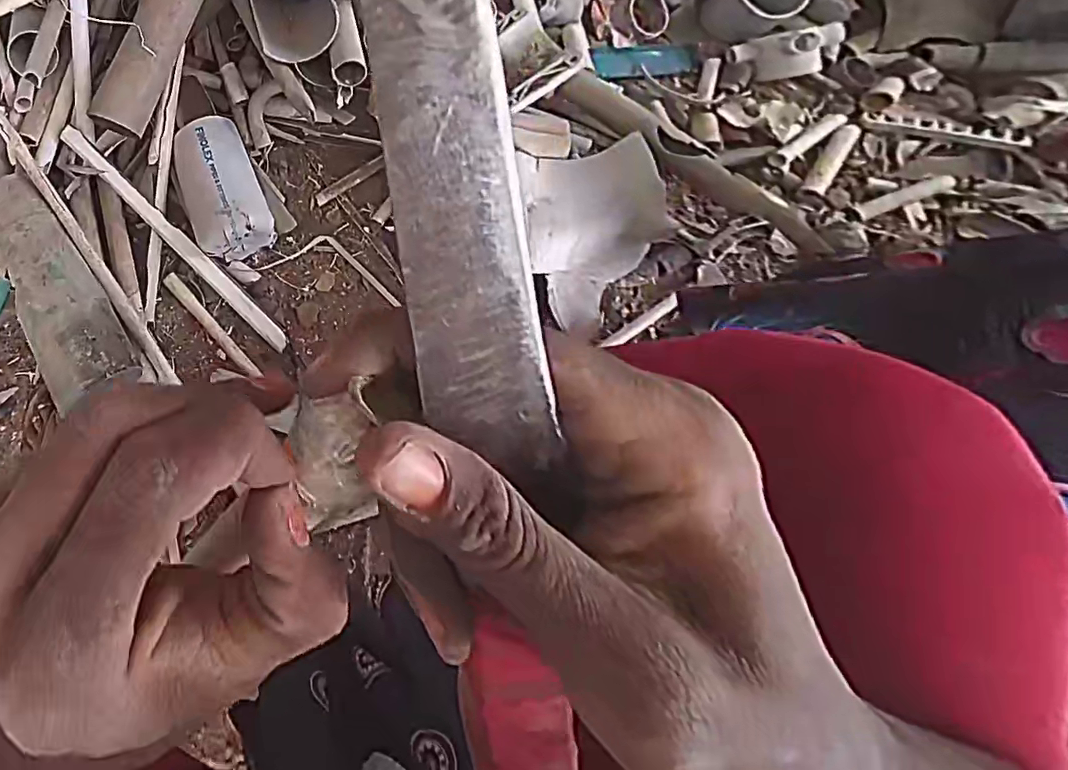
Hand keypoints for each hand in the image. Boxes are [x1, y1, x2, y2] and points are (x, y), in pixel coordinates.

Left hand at [0, 379, 347, 758]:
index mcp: (60, 650)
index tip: (277, 458)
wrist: (64, 689)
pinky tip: (173, 446)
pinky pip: (75, 425)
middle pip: (112, 428)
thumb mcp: (241, 661)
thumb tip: (284, 494)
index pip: (145, 486)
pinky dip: (141, 418)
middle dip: (205, 410)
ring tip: (223, 431)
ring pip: (92, 414)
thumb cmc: (146, 686)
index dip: (225, 441)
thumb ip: (292, 592)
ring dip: (174, 406)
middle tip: (259, 431)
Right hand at [305, 311, 1009, 769]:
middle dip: (411, 471)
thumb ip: (496, 538)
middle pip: (455, 388)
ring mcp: (587, 442)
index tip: (328, 396)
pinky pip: (463, 471)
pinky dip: (440, 530)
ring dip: (424, 519)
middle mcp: (617, 410)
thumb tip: (380, 446)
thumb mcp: (611, 644)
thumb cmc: (739, 731)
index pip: (496, 336)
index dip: (399, 348)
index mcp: (655, 424)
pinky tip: (464, 600)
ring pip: (446, 434)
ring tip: (452, 612)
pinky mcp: (560, 475)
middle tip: (413, 566)